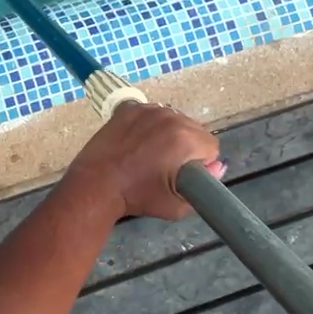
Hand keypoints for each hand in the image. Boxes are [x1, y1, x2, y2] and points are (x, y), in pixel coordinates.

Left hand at [60, 102, 223, 220]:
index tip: (185, 174)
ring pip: (175, 119)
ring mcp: (147, 109)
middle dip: (189, 147)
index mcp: (183, 138)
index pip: (212, 146)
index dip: (203, 164)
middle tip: (168, 167)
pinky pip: (153, 114)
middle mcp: (169, 117)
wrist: (95, 185)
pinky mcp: (129, 109)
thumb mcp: (176, 205)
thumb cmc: (136, 197)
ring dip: (171, 134)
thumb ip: (205, 187)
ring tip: (153, 155)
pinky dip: (152, 126)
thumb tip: (217, 168)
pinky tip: (140, 142)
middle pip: (195, 130)